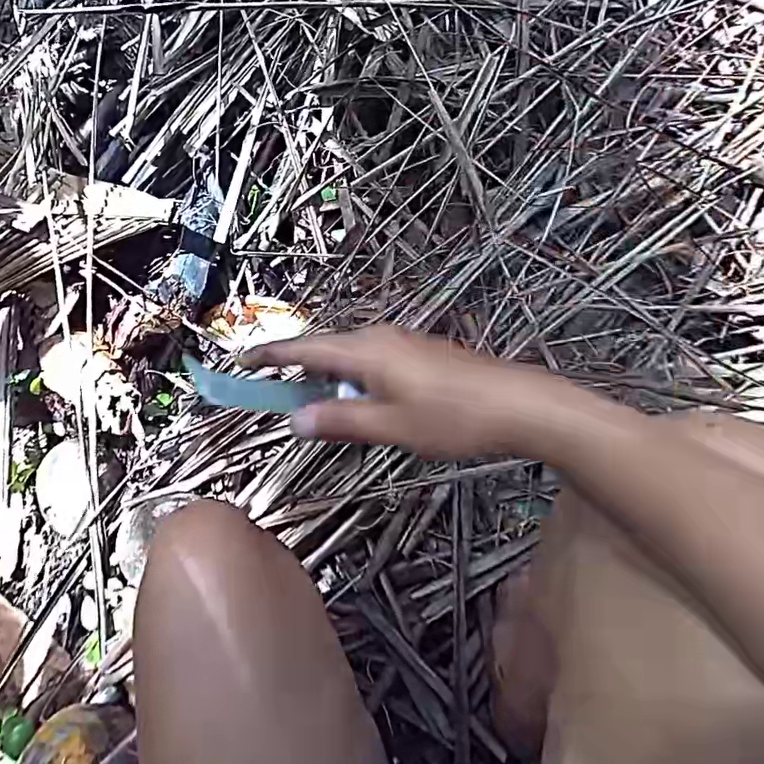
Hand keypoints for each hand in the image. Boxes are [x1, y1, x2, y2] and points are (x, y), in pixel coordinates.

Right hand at [239, 326, 633, 460]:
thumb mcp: (390, 427)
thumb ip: (340, 421)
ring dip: (329, 377)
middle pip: (324, 349)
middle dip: (298, 369)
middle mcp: (378, 337)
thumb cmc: (454, 417)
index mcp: (365, 351)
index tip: (243, 360)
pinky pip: (371, 358)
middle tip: (278, 391)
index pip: (303, 348)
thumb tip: (297, 420)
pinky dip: (354, 377)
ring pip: (349, 355)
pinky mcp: (418, 352)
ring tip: (325, 406)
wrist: (520, 403)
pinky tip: (368, 401)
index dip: (271, 355)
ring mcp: (401, 341)